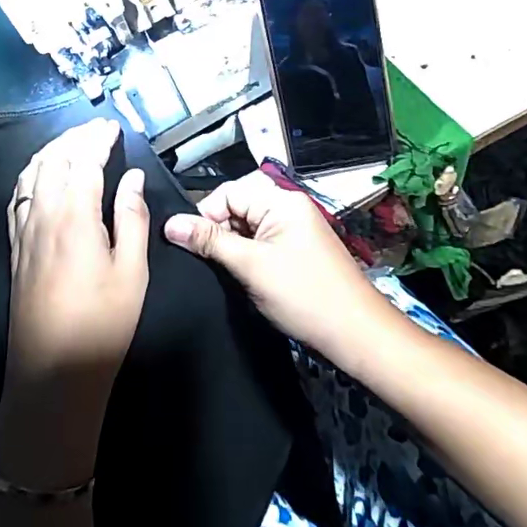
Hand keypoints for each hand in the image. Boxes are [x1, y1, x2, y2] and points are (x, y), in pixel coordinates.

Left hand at [0, 119, 150, 488]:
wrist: (50, 372)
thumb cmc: (102, 323)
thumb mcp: (131, 272)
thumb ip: (131, 218)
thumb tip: (131, 177)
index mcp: (74, 216)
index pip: (84, 161)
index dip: (98, 139)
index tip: (112, 126)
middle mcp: (43, 214)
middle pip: (54, 160)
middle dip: (75, 138)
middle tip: (97, 128)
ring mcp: (23, 229)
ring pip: (32, 173)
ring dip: (52, 150)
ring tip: (72, 142)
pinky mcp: (14, 246)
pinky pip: (18, 195)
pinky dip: (31, 173)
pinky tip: (40, 174)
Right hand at [162, 171, 402, 363]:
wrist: (356, 334)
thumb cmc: (305, 296)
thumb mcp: (250, 266)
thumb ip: (209, 241)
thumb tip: (170, 224)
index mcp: (281, 201)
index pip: (228, 192)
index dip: (205, 215)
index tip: (192, 245)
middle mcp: (288, 208)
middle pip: (236, 208)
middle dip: (218, 232)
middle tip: (209, 263)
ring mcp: (294, 230)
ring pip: (246, 228)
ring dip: (231, 248)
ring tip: (226, 273)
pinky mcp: (296, 252)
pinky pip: (260, 244)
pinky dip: (247, 258)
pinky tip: (242, 278)